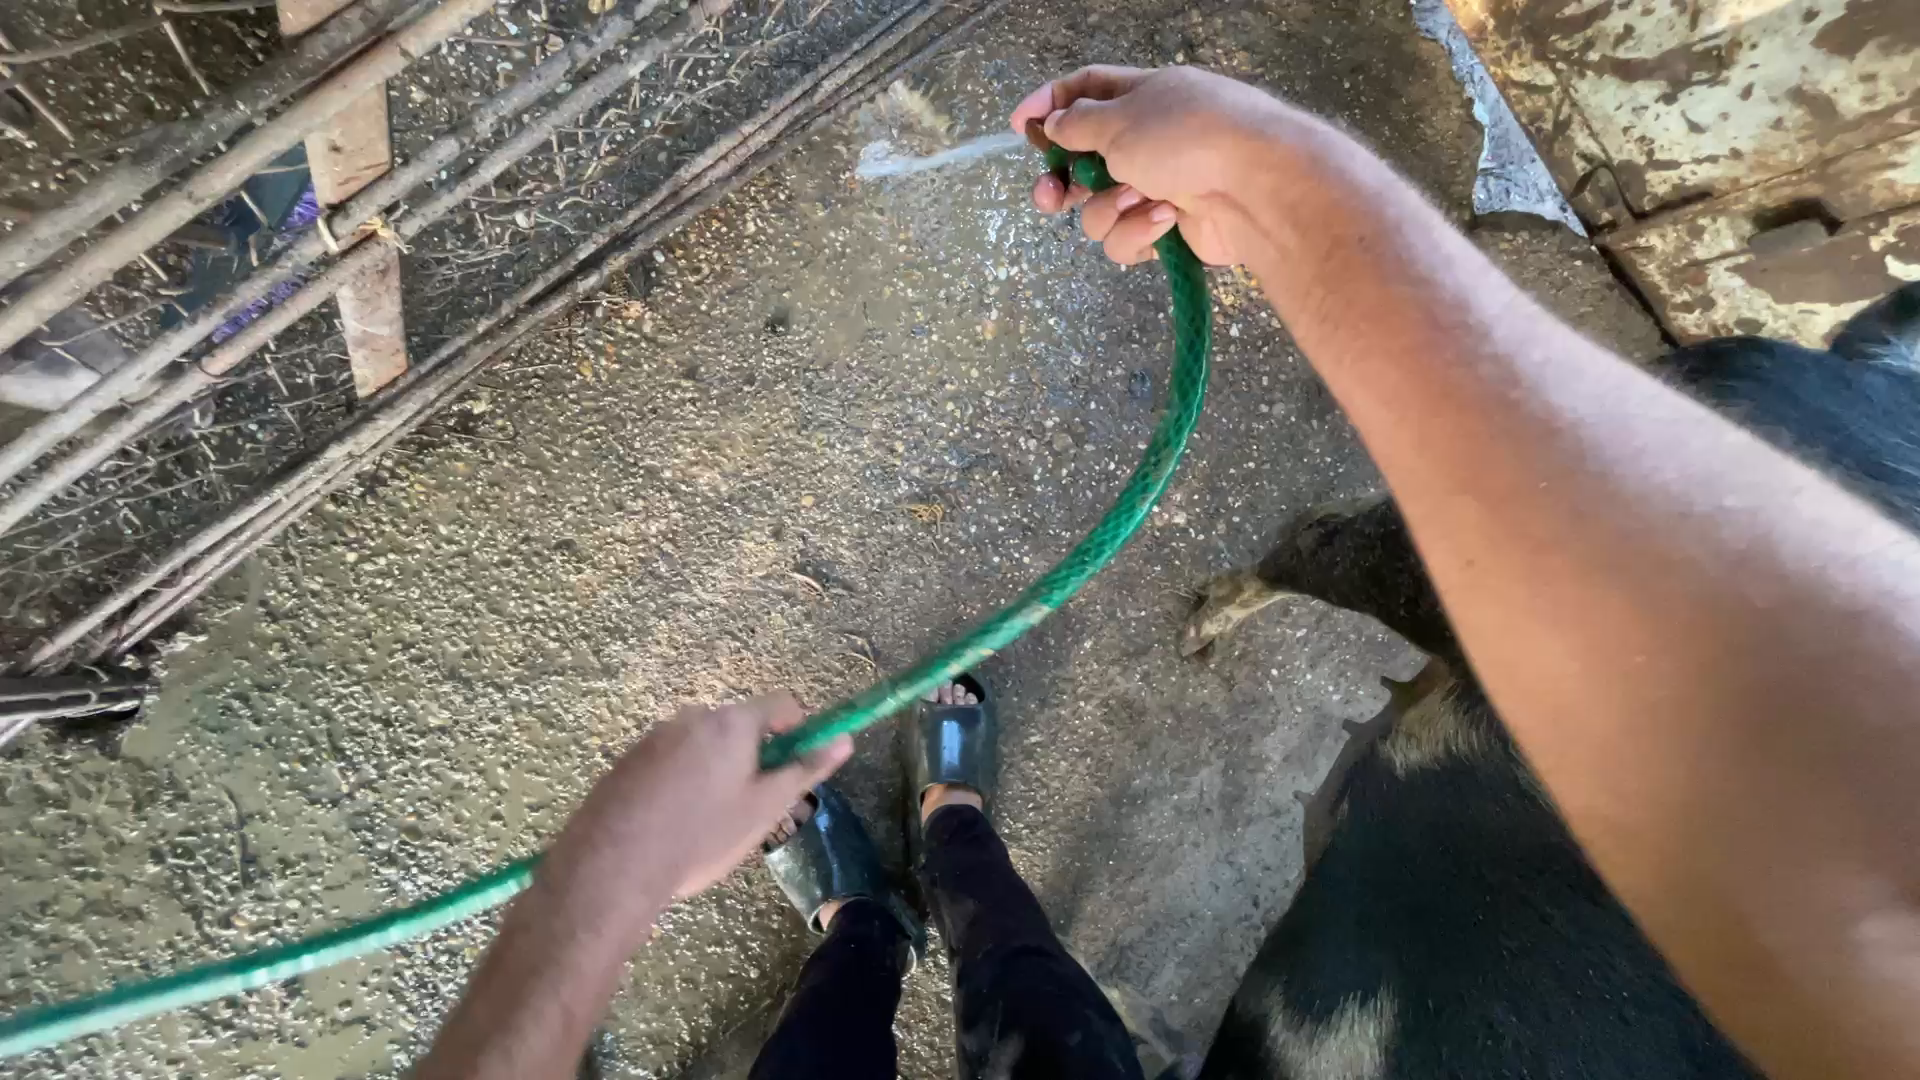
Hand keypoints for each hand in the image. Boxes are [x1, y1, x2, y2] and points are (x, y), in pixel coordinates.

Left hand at [543, 694, 851, 911]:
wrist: (611, 870)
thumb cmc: (702, 836)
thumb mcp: (765, 808)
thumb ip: (806, 769)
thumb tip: (845, 739)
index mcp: (732, 722)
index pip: (782, 704)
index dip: (798, 730)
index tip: (793, 767)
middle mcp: (693, 716)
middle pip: (740, 726)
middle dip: (752, 756)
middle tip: (748, 805)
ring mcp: (654, 737)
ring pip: (702, 745)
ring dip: (714, 768)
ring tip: (703, 822)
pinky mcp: (626, 761)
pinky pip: (669, 760)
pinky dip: (679, 781)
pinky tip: (669, 824)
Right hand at [1009, 65, 1300, 266]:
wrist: (1252, 187)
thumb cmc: (1187, 136)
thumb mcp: (1122, 120)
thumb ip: (1079, 124)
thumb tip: (1054, 123)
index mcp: (1137, 98)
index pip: (1083, 91)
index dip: (1048, 106)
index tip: (1018, 127)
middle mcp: (1143, 141)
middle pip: (1082, 164)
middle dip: (1062, 184)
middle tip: (1049, 197)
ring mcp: (1155, 188)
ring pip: (1099, 210)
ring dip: (1109, 210)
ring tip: (1140, 200)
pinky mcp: (1165, 231)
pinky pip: (1125, 239)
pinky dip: (1137, 234)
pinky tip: (1164, 222)